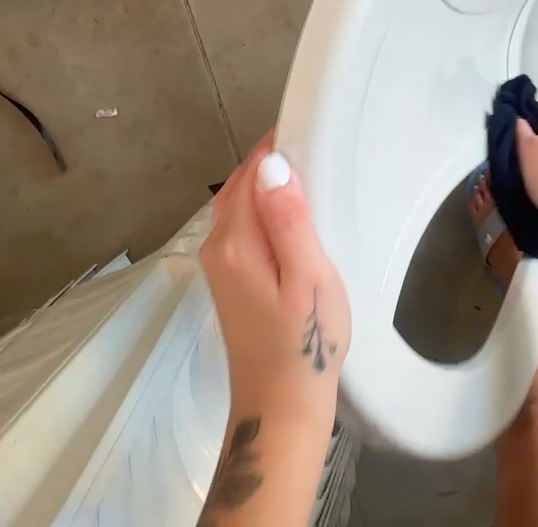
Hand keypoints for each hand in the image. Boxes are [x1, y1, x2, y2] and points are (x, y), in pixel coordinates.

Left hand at [200, 132, 350, 421]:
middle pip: (241, 183)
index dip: (279, 146)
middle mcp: (217, 246)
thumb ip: (289, 220)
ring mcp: (220, 264)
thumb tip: (272, 164)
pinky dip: (266, 207)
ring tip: (314, 174)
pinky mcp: (230, 278)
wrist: (280, 407)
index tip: (315, 129)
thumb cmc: (304, 344)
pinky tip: (295, 213)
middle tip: (320, 149)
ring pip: (241, 203)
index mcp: (235, 241)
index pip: (251, 171)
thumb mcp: (308, 278)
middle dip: (273, 161)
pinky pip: (244, 224)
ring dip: (270, 184)